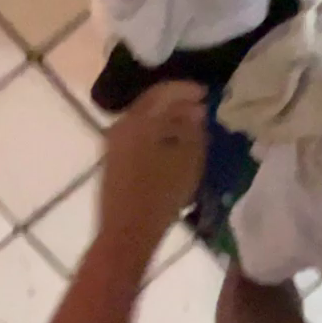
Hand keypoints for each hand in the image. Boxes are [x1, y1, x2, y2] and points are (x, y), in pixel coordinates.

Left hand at [99, 81, 206, 251]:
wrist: (126, 233)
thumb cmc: (161, 194)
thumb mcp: (188, 159)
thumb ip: (194, 129)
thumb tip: (196, 112)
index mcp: (139, 120)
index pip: (164, 91)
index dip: (188, 89)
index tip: (208, 93)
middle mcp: (122, 125)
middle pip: (152, 104)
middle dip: (178, 104)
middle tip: (201, 109)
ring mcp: (114, 143)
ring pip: (145, 120)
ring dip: (167, 120)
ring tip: (191, 128)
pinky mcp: (113, 160)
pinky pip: (138, 135)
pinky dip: (157, 133)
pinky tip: (172, 145)